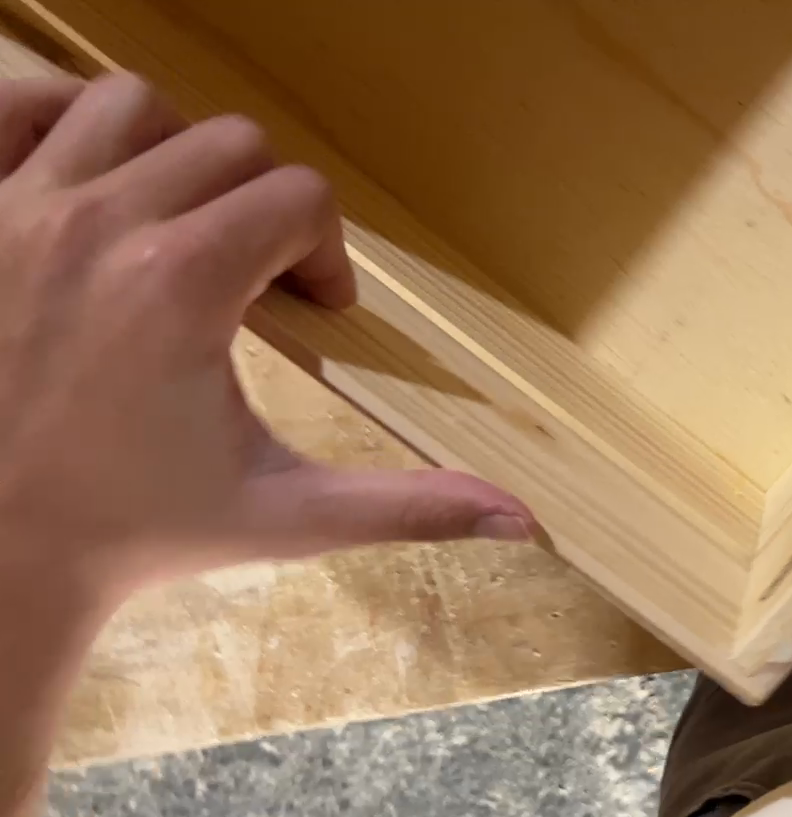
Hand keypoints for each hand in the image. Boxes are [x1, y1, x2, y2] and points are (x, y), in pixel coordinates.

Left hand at [0, 74, 537, 605]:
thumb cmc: (141, 525)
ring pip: (127, 106)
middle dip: (272, 209)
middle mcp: (91, 223)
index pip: (298, 197)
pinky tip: (96, 197)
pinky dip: (67, 126)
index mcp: (182, 285)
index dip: (328, 253)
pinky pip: (12, 100)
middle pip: (231, 146)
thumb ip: (418, 509)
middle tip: (264, 282)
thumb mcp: (299, 517)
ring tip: (190, 232)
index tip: (313, 313)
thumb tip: (524, 522)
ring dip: (181, 161)